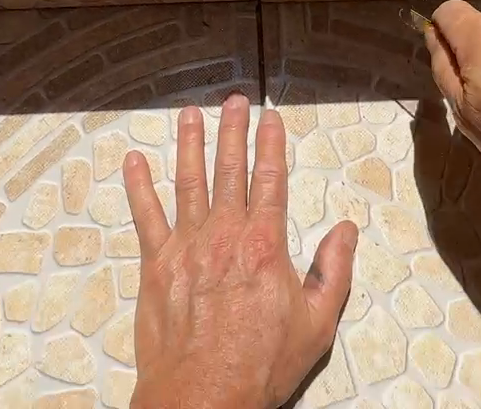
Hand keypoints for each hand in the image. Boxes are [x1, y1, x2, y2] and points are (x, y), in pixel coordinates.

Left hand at [126, 93, 359, 408]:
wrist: (203, 399)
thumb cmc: (261, 365)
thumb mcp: (317, 324)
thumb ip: (334, 271)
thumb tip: (347, 229)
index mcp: (265, 244)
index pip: (270, 179)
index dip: (270, 144)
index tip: (269, 116)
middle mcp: (225, 233)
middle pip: (230, 169)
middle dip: (232, 131)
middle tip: (234, 101)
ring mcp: (188, 244)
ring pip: (189, 181)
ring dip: (190, 144)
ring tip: (191, 114)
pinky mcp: (157, 263)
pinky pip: (146, 216)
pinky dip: (138, 186)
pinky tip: (133, 160)